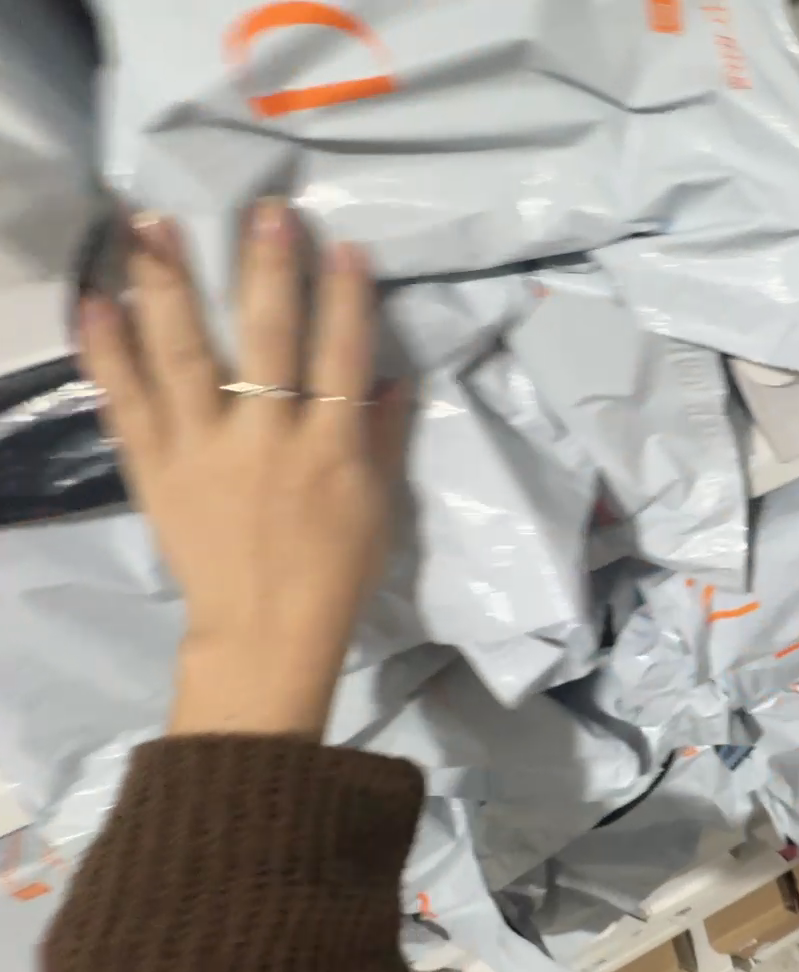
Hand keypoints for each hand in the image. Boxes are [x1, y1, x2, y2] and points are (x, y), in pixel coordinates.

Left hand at [76, 200, 408, 738]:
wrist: (269, 623)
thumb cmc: (342, 564)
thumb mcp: (380, 502)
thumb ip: (383, 436)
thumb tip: (391, 377)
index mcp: (331, 450)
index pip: (342, 359)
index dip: (347, 302)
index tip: (345, 249)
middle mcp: (267, 438)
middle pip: (269, 343)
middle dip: (268, 274)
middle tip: (263, 214)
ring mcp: (202, 448)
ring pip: (183, 355)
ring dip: (170, 287)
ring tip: (153, 226)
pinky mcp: (153, 465)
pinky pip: (126, 399)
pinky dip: (108, 348)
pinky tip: (99, 299)